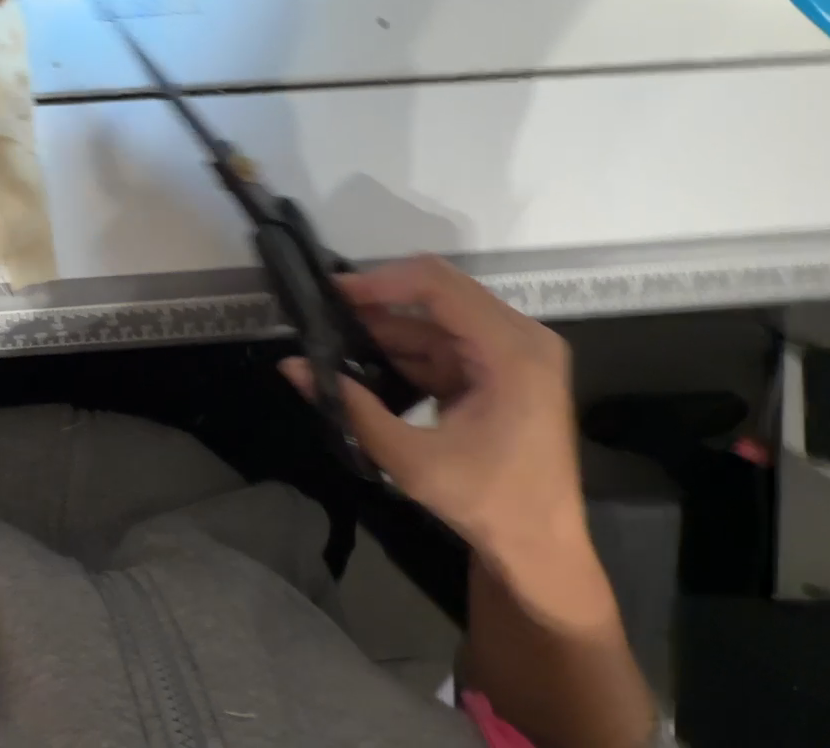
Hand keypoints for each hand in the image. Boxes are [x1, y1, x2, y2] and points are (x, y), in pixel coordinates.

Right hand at [279, 256, 592, 594]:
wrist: (540, 547)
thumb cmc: (486, 502)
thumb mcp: (410, 459)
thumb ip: (350, 407)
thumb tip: (290, 366)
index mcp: (512, 353)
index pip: (438, 286)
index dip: (380, 282)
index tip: (330, 294)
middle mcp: (520, 338)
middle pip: (437, 292)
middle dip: (376, 300)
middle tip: (322, 312)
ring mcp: (512, 352)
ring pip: (434, 317)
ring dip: (384, 327)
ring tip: (330, 338)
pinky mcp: (499, 368)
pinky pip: (442, 340)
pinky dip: (401, 348)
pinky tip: (361, 361)